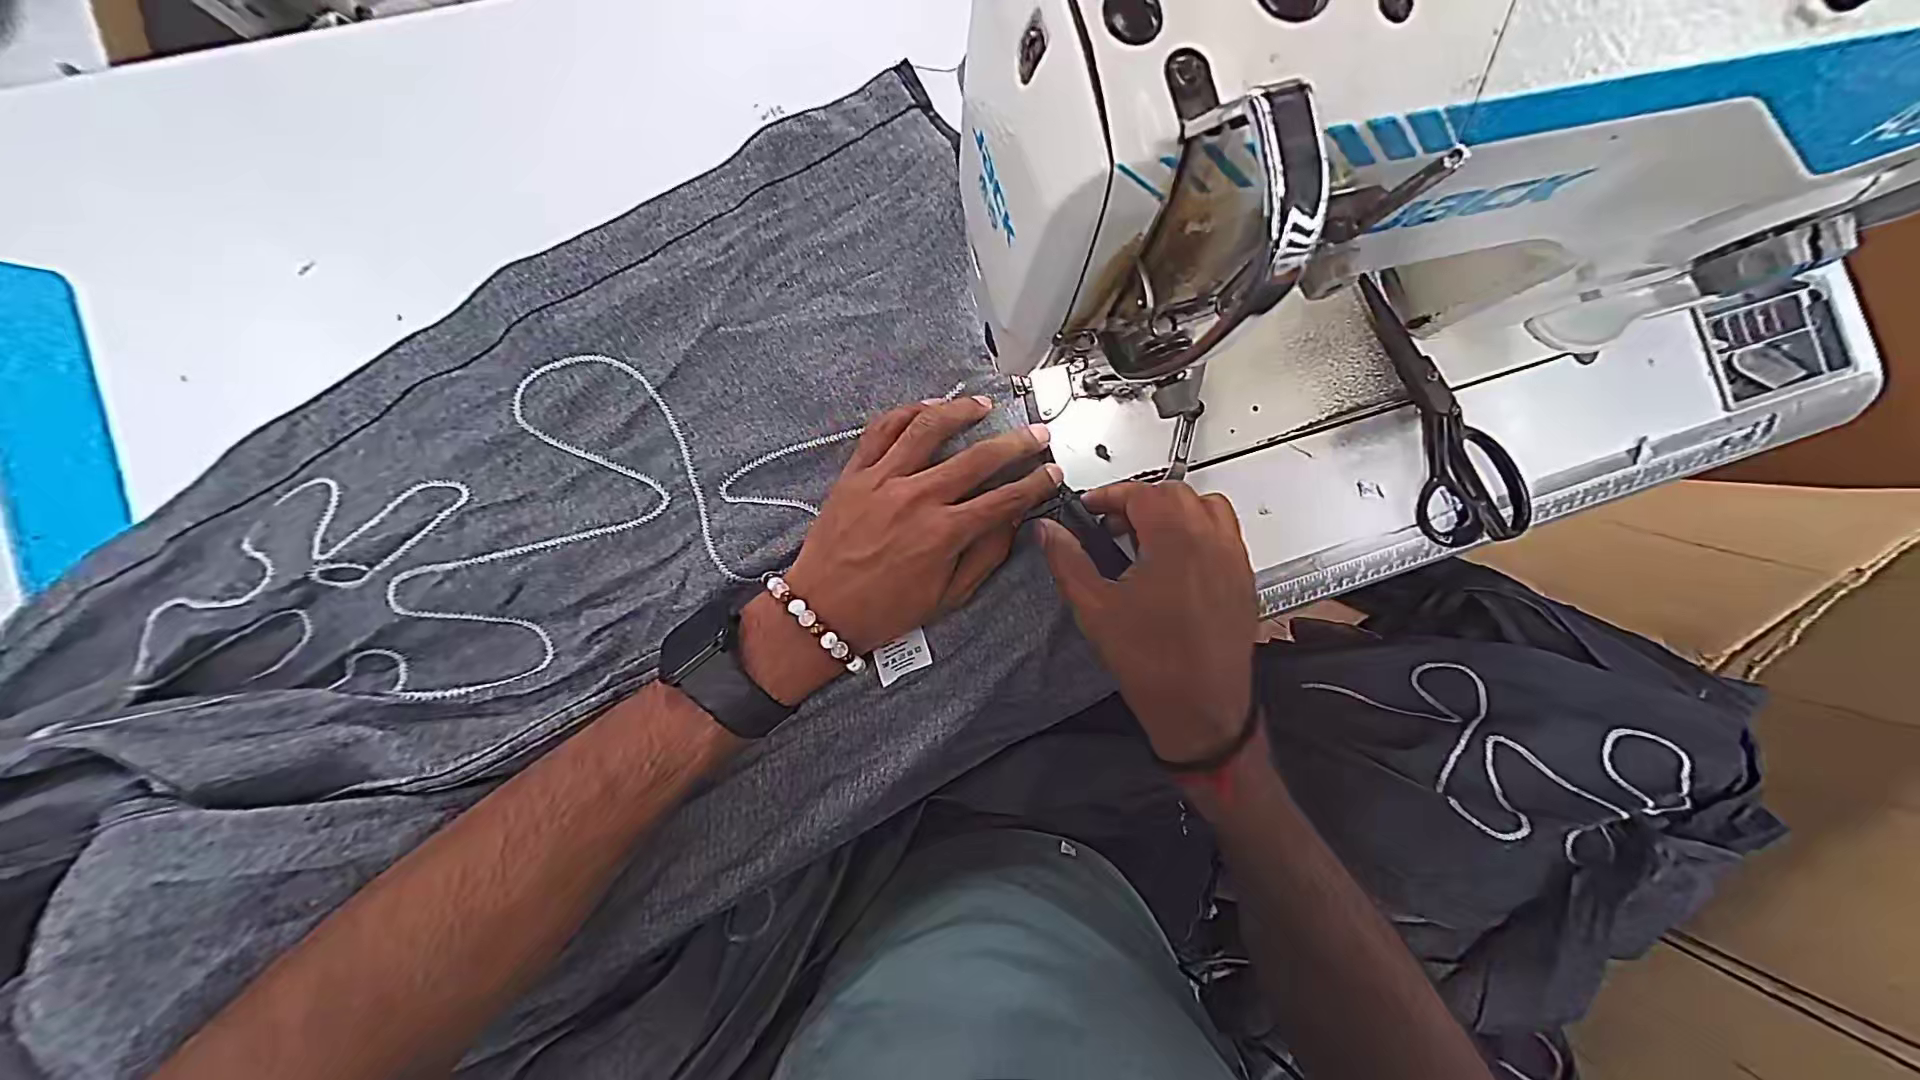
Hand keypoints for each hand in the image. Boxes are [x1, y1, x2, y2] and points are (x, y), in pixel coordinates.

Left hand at [738, 396, 1059, 703]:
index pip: (1005, 498)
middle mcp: (916, 500)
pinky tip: (927, 408)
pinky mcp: (855, 474)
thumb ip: (985, 555)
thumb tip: (1013, 521)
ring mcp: (882, 481)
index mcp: (943, 534)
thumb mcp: (948, 595)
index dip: (1036, 483)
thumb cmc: (884, 609)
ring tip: (983, 405)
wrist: (823, 610)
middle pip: (978, 457)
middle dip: (1016, 443)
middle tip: (1034, 434)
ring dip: (962, 411)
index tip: (1050, 472)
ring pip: (929, 428)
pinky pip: (882, 430)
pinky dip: (907, 412)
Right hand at [1037, 481, 1256, 762]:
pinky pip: (1226, 535)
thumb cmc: (1156, 665)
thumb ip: (1068, 560)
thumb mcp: (1094, 607)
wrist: (1200, 709)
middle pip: (1176, 494)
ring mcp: (1233, 561)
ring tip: (1147, 538)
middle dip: (1140, 501)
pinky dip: (1199, 532)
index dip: (1110, 496)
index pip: (1143, 493)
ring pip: (1207, 508)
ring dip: (1175, 511)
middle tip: (1113, 524)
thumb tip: (1050, 533)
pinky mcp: (1244, 581)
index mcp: (1176, 541)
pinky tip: (1175, 562)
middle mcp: (1212, 543)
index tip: (1092, 508)